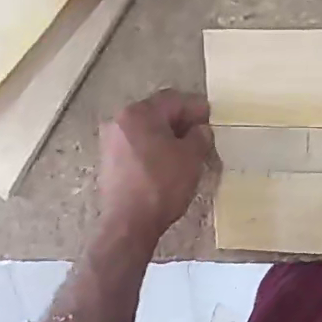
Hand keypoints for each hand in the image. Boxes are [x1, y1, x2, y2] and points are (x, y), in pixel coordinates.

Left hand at [97, 90, 213, 241]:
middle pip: (157, 113)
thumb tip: (200, 130)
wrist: (130, 221)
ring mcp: (110, 141)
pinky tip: (168, 165)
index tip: (212, 117)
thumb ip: (200, 137)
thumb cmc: (162, 185)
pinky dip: (154, 150)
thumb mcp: (191, 158)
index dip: (196, 107)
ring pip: (146, 130)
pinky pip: (137, 146)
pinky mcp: (109, 161)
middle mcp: (119, 121)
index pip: (173, 100)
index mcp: (139, 113)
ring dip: (168, 137)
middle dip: (181, 122)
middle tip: (203, 135)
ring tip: (188, 153)